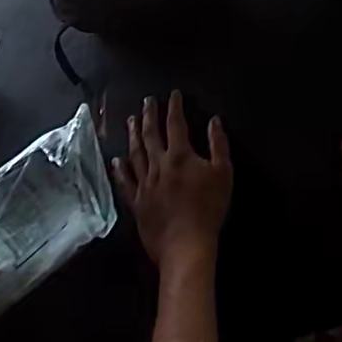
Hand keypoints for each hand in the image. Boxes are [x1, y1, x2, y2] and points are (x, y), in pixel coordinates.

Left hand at [112, 91, 232, 269]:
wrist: (186, 246)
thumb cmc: (209, 207)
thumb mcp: (224, 172)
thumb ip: (218, 144)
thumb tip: (214, 120)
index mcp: (180, 155)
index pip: (175, 124)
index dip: (174, 107)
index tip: (172, 95)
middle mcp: (158, 165)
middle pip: (151, 135)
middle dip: (149, 116)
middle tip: (146, 101)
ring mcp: (144, 184)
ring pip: (135, 154)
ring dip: (133, 135)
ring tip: (131, 121)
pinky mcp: (137, 203)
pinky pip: (126, 182)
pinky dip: (121, 169)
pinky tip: (117, 160)